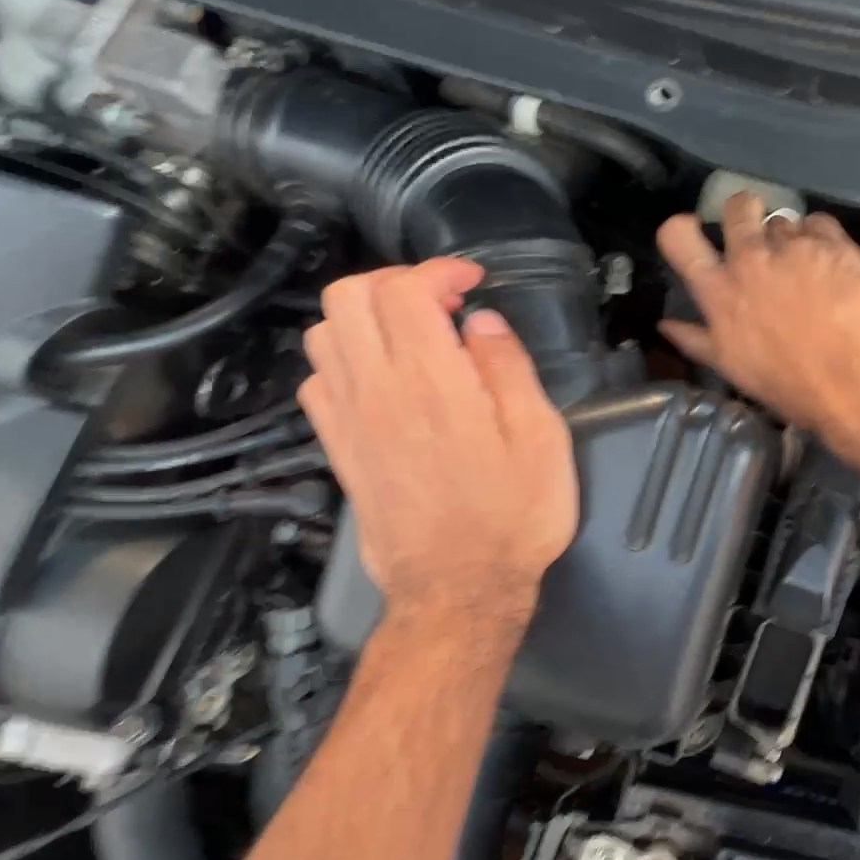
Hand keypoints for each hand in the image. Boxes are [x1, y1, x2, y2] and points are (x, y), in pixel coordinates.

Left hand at [299, 258, 577, 631]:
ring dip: (368, 316)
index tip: (473, 282)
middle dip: (397, 282)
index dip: (440, 270)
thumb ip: (509, 369)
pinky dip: (346, 359)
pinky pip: (318, 379)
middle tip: (444, 304)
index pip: (407, 290)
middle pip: (350, 297)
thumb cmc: (515, 515)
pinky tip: (386, 378)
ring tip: (415, 336)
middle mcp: (378, 391)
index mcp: (433, 383)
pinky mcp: (338, 449)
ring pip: (324, 332)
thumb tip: (482, 321)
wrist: (459, 589)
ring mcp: (349, 420)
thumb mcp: (541, 438)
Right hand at [657, 194, 859, 439]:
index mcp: (719, 292)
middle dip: (745, 212)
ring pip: (784, 220)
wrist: (856, 380)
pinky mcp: (834, 243)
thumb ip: (696, 340)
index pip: (678, 237)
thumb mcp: (733, 369)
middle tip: (761, 236)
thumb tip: (665, 325)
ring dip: (791, 238)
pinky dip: (823, 238)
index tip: (696, 231)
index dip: (683, 228)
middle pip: (737, 207)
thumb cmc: (791, 385)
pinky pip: (820, 223)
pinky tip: (833, 264)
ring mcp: (794, 247)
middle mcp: (751, 259)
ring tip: (808, 268)